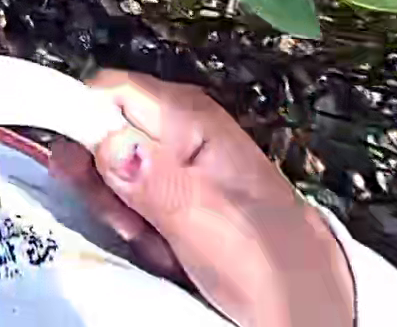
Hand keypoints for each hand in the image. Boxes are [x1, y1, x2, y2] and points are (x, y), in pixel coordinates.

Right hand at [48, 70, 354, 326]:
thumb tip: (108, 142)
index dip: (84, 123)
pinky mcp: (168, 187)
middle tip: (132, 226)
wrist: (312, 310)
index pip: (108, 91)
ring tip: (154, 244)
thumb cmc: (270, 266)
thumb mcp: (213, 229)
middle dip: (103, 180)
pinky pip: (125, 195)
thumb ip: (159, 184)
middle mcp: (174, 125)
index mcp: (186, 114)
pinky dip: (131, 224)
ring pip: (109, 167)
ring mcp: (171, 156)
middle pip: (102, 129)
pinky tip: (159, 249)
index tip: (84, 173)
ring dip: (117, 209)